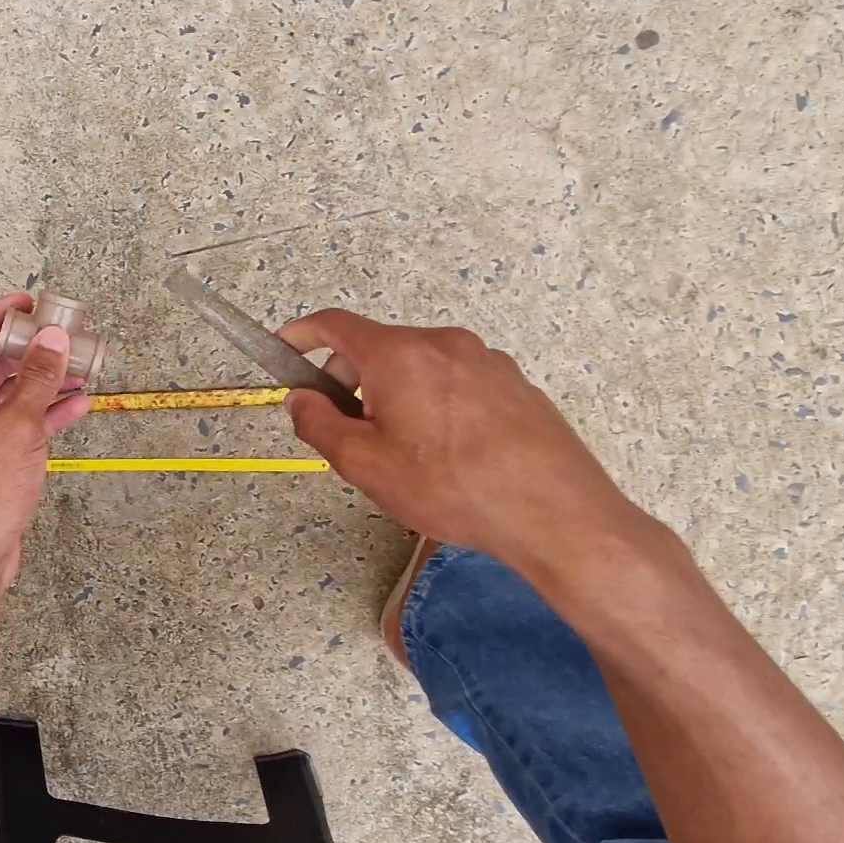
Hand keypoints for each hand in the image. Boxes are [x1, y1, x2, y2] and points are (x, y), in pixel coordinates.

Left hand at [0, 294, 90, 591]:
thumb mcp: (14, 427)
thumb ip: (36, 380)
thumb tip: (52, 340)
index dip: (0, 313)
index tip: (29, 301)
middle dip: (31, 348)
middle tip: (65, 334)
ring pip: (13, 395)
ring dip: (45, 381)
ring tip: (80, 366)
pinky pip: (22, 426)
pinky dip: (48, 414)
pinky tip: (76, 406)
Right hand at [275, 309, 645, 573]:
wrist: (560, 518)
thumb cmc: (451, 487)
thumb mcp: (362, 463)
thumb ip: (317, 423)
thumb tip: (300, 399)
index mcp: (399, 355)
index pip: (333, 324)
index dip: (300, 334)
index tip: (283, 351)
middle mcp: (442, 344)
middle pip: (375, 347)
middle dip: (347, 379)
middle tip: (346, 428)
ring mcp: (485, 360)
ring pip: (415, 365)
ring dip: (390, 393)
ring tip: (401, 449)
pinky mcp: (516, 383)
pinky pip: (452, 379)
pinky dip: (429, 400)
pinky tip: (445, 451)